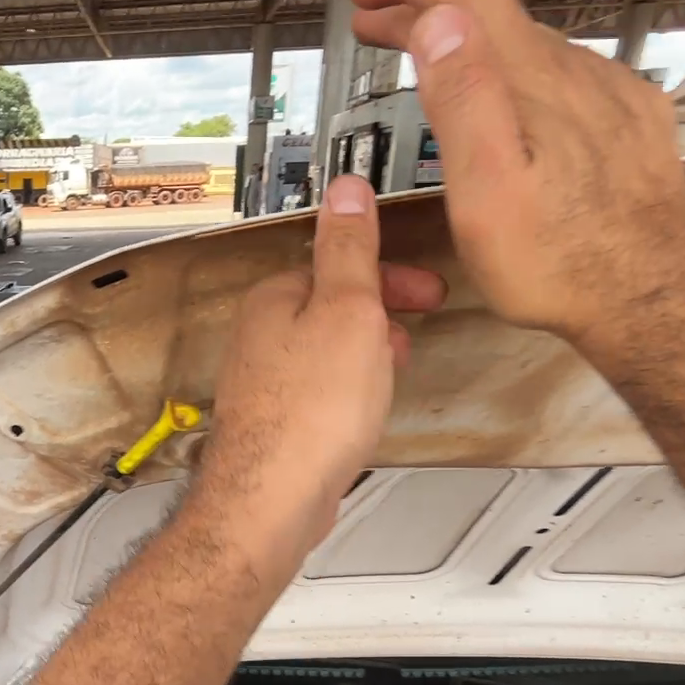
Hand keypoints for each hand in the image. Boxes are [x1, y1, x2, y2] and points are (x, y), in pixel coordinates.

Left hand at [197, 175, 445, 562]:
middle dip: (379, 314)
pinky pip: (316, 391)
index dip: (388, 274)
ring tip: (395, 369)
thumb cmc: (312, 408)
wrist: (272, 497)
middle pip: (328, 308)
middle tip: (415, 331)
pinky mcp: (271, 423)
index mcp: (272, 300)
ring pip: (323, 351)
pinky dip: (346, 389)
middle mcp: (257, 338)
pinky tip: (362, 410)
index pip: (334, 265)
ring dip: (366, 352)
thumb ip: (348, 249)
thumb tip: (344, 187)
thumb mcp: (347, 310)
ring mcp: (261, 384)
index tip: (427, 291)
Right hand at [349, 0, 684, 342]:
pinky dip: (510, 69)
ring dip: (464, 41)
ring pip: (524, 43)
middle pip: (491, 13)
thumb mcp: (486, 189)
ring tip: (421, 57)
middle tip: (373, 18)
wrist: (651, 294)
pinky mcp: (624, 119)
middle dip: (424, 6)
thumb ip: (464, 101)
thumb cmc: (554, 258)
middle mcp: (573, 71)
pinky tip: (498, 96)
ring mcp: (605, 93)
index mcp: (530, 83)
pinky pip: (559, 74)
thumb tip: (440, 21)